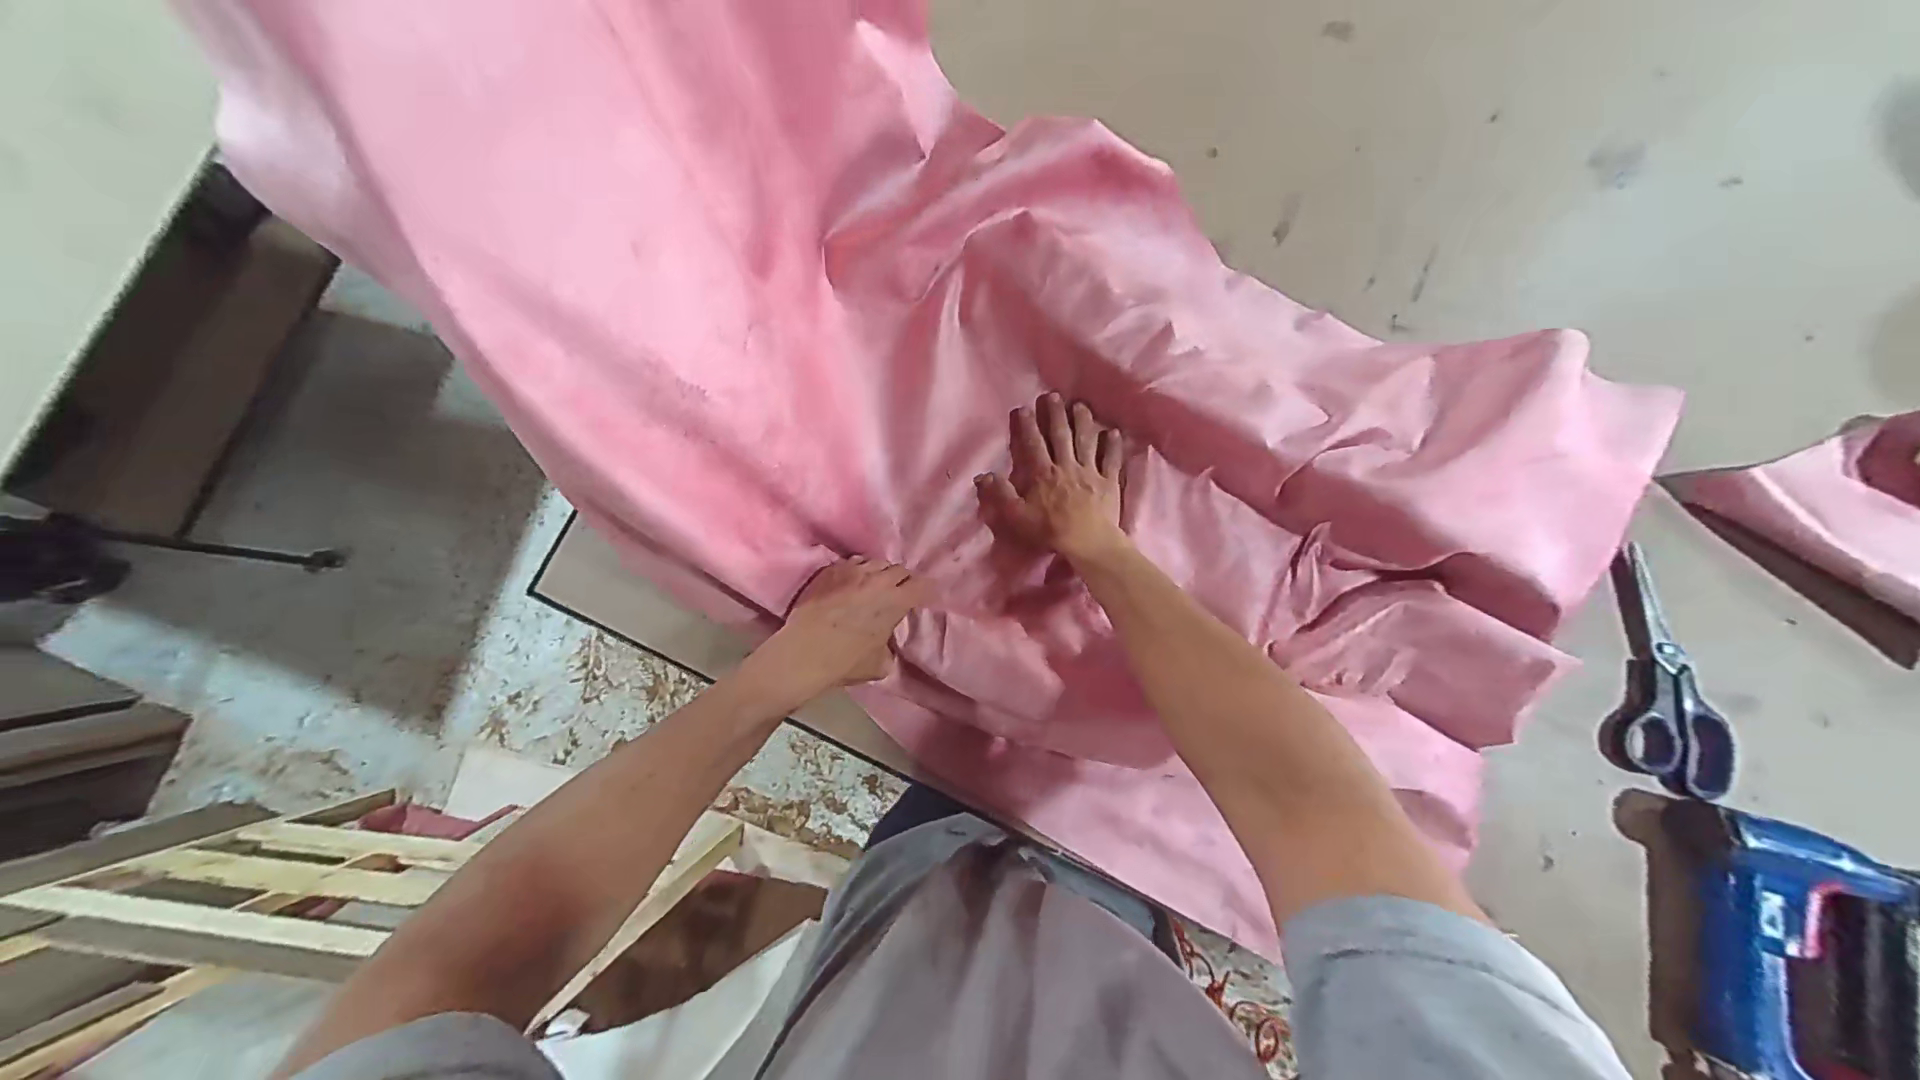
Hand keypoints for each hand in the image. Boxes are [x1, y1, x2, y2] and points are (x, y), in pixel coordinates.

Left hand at [740, 556, 925, 705]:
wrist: (803, 653)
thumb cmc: (845, 662)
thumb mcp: (880, 663)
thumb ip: (890, 645)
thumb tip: (886, 641)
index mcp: (896, 601)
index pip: (922, 586)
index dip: (926, 591)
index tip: (923, 597)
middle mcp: (877, 579)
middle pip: (899, 570)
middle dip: (902, 580)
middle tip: (898, 592)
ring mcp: (852, 571)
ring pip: (875, 562)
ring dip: (879, 573)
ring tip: (874, 585)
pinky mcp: (830, 570)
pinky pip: (851, 562)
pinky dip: (857, 570)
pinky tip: (851, 582)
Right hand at [976, 393, 1128, 563]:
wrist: (1088, 542)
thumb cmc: (1050, 530)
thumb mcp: (1016, 516)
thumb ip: (1000, 494)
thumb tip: (982, 476)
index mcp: (1043, 473)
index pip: (1033, 443)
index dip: (1027, 425)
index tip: (1024, 408)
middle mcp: (1066, 465)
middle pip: (1060, 435)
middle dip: (1055, 414)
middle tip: (1053, 396)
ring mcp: (1090, 472)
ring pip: (1086, 441)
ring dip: (1083, 421)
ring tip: (1080, 405)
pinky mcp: (1109, 482)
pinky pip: (1111, 460)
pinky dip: (1113, 445)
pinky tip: (1114, 432)